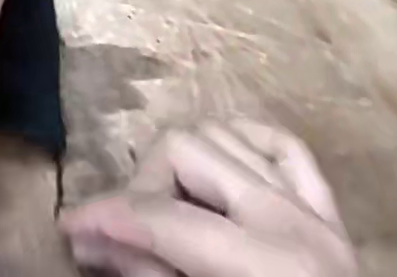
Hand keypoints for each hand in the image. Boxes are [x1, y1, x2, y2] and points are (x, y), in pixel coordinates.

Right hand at [60, 120, 356, 276]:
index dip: (102, 217)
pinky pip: (280, 144)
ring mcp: (313, 210)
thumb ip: (146, 272)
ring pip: (219, 134)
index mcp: (267, 263)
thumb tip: (83, 239)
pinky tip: (219, 164)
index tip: (68, 225)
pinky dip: (243, 140)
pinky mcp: (329, 212)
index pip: (158, 215)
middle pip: (180, 149)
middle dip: (141, 184)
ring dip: (183, 162)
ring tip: (168, 205)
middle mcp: (290, 220)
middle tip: (125, 228)